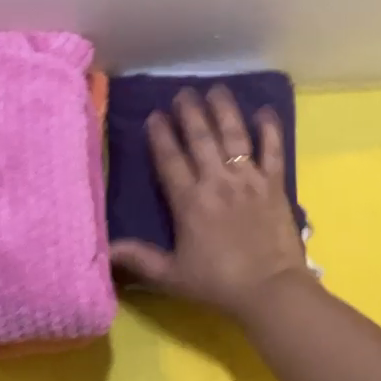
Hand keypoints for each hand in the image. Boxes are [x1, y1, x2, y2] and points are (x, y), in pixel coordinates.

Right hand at [110, 86, 316, 319]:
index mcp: (189, 201)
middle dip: (190, 112)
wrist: (270, 291)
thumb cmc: (218, 284)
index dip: (161, 136)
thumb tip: (105, 250)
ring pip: (234, 135)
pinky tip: (264, 111)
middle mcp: (217, 182)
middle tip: (183, 93)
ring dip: (224, 110)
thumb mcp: (172, 275)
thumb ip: (139, 259)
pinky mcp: (275, 184)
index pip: (170, 159)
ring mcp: (248, 180)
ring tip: (216, 90)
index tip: (155, 115)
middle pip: (201, 138)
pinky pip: (273, 150)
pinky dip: (269, 129)